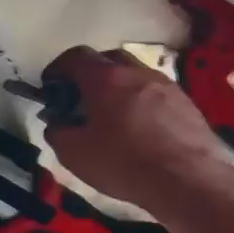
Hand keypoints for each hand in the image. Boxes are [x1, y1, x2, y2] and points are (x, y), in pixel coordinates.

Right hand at [39, 46, 233, 210]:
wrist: (184, 175)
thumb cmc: (121, 162)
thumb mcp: (74, 155)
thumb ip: (58, 133)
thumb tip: (57, 123)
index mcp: (105, 80)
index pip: (76, 57)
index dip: (58, 68)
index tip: (49, 87)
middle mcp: (136, 71)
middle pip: (106, 59)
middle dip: (87, 75)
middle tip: (77, 103)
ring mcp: (163, 83)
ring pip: (132, 75)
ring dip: (114, 89)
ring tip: (106, 119)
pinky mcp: (182, 99)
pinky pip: (151, 91)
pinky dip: (135, 102)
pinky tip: (134, 129)